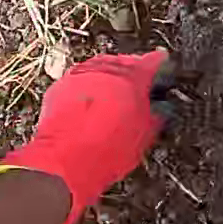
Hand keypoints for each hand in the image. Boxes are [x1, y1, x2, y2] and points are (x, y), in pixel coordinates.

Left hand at [0, 49, 169, 223]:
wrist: (63, 161)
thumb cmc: (104, 151)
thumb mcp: (144, 136)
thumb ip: (155, 114)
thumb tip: (161, 110)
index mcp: (133, 77)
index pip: (154, 62)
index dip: (161, 66)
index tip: (162, 69)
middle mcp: (107, 69)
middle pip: (125, 62)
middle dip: (133, 74)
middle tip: (137, 92)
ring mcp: (81, 74)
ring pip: (101, 68)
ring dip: (109, 80)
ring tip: (112, 102)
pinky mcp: (60, 85)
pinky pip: (80, 81)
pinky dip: (87, 90)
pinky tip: (90, 109)